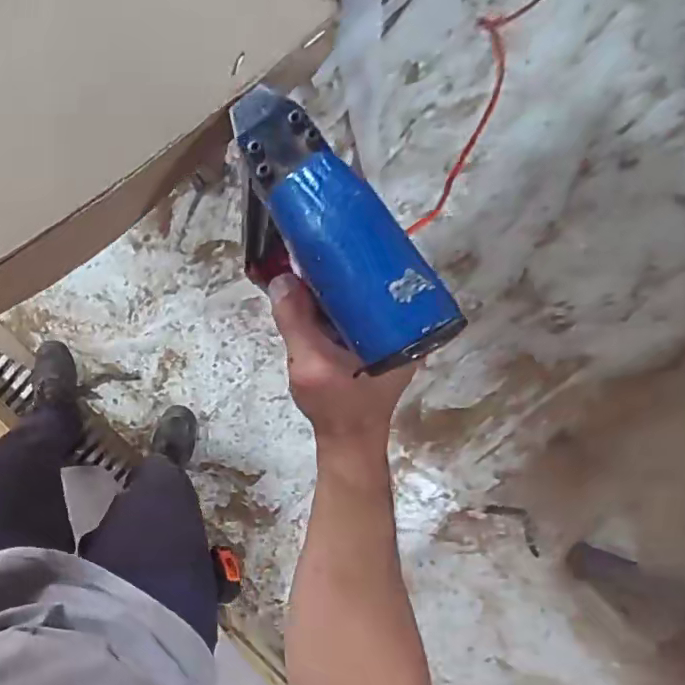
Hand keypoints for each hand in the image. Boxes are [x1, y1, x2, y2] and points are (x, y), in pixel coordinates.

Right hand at [266, 273, 415, 451]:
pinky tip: (312, 301)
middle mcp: (404, 325)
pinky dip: (332, 306)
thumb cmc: (335, 404)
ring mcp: (391, 335)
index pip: (380, 278)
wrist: (347, 439)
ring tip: (306, 272)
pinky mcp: (377, 344)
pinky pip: (354, 315)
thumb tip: (281, 279)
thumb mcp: (308, 362)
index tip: (325, 245)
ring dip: (332, 289)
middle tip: (308, 256)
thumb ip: (295, 321)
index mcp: (401, 325)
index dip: (352, 259)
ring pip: (359, 300)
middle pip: (370, 285)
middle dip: (337, 272)